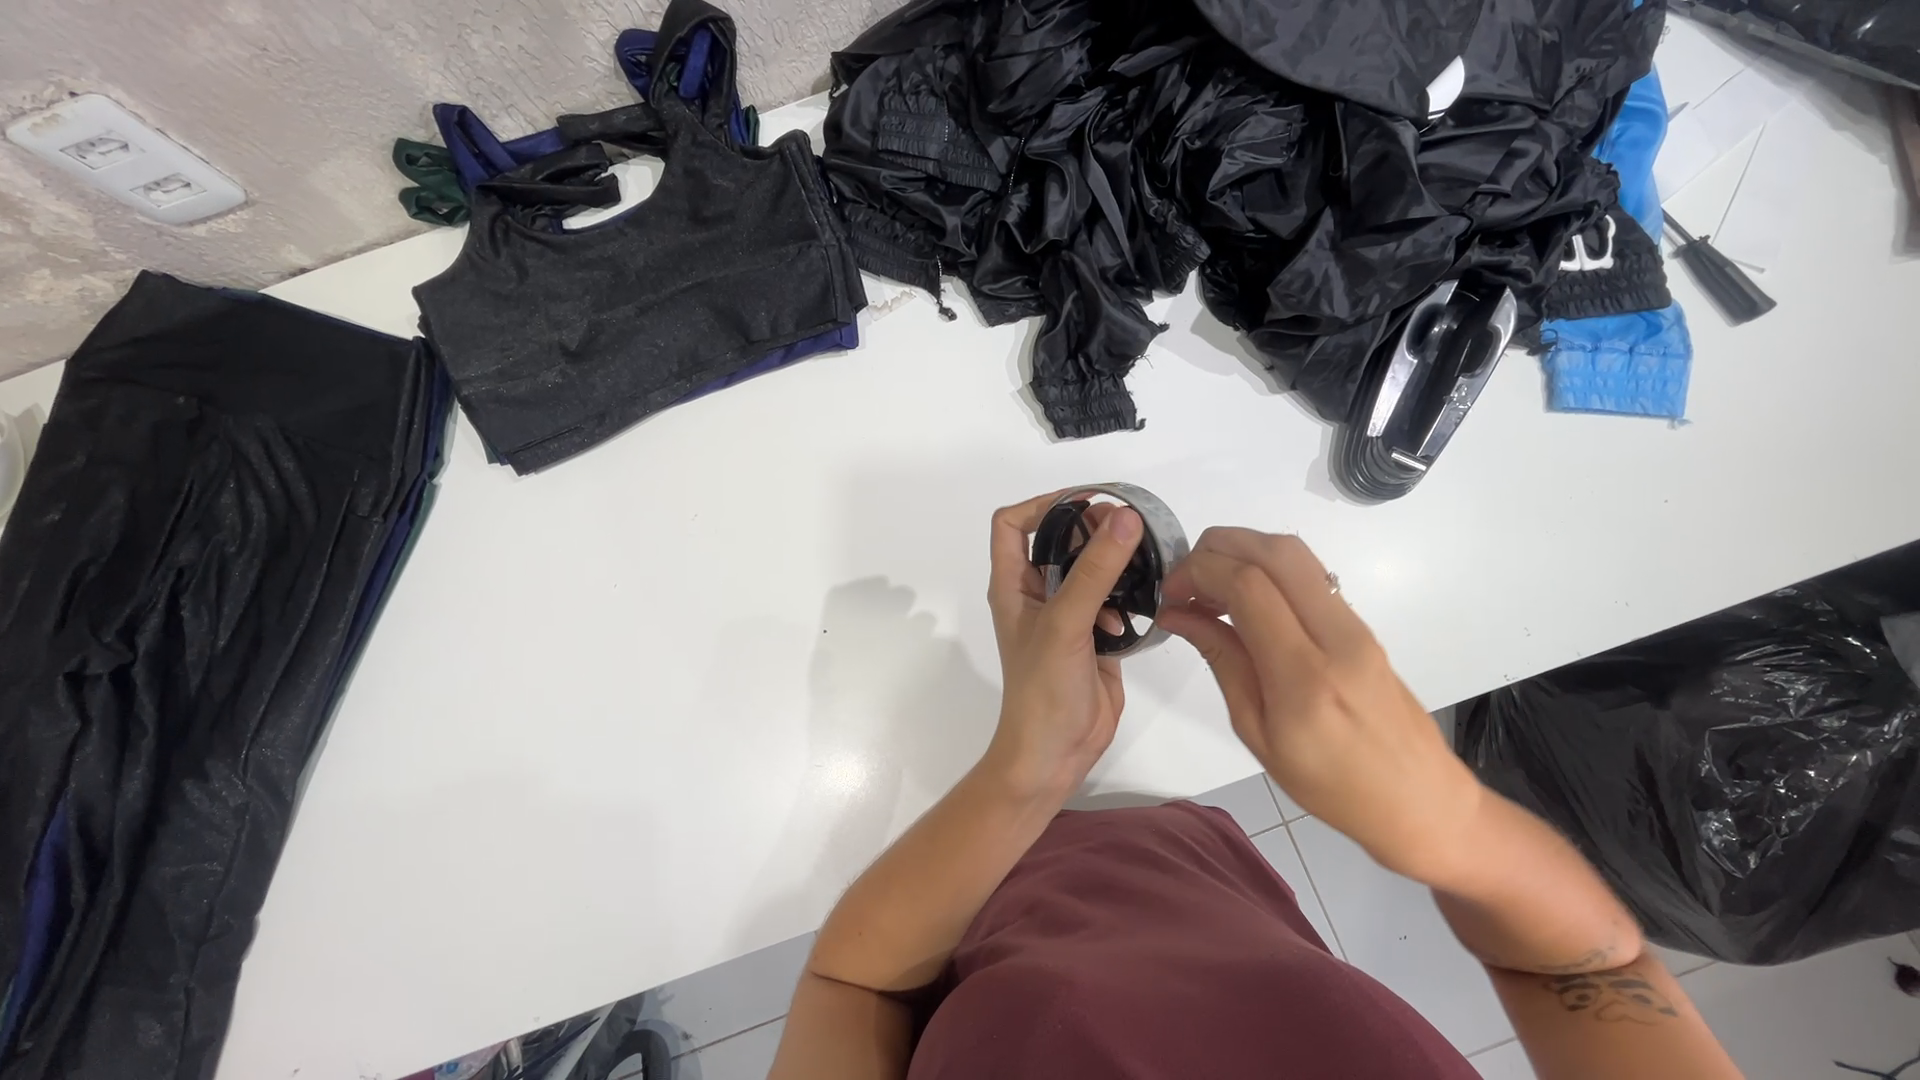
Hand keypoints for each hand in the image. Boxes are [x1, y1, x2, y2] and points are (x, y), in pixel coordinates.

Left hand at [983, 491, 1143, 800]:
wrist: (1055, 752)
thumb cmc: (1044, 688)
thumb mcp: (1066, 623)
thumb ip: (1094, 571)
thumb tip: (1125, 517)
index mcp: (1013, 585)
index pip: (1012, 524)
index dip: (1042, 506)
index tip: (1085, 504)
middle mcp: (1036, 595)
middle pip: (1058, 541)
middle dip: (1089, 529)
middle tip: (1127, 527)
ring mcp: (1066, 617)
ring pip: (1088, 570)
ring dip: (1113, 561)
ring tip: (1142, 558)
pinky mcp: (1094, 638)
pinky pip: (1111, 601)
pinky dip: (1126, 596)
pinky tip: (1140, 606)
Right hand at [1157, 528, 1484, 886]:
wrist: (1420, 800)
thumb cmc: (1330, 786)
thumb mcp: (1257, 733)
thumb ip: (1223, 661)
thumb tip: (1179, 613)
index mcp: (1304, 676)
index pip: (1248, 586)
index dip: (1199, 573)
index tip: (1170, 595)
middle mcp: (1337, 637)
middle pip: (1275, 552)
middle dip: (1217, 547)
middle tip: (1185, 581)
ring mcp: (1356, 625)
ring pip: (1295, 553)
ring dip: (1242, 551)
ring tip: (1209, 587)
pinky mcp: (1362, 624)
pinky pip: (1309, 575)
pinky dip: (1266, 568)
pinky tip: (1243, 599)